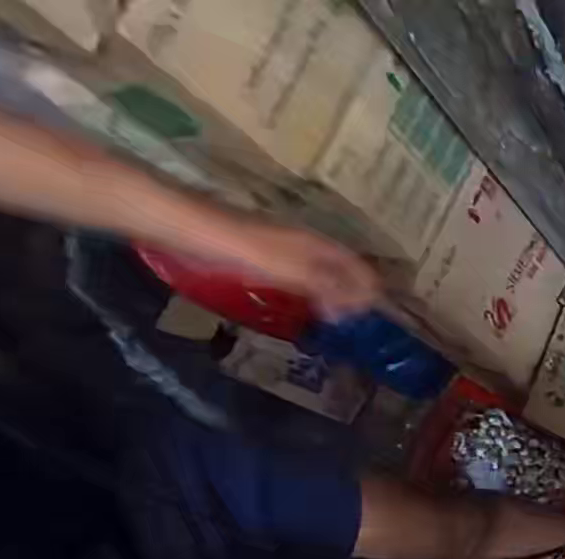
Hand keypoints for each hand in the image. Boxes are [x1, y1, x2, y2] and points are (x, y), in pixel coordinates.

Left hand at [216, 221, 381, 319]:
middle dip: (357, 296)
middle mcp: (307, 245)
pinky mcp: (264, 258)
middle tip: (362, 327)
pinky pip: (301, 280)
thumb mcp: (293, 271)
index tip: (381, 319)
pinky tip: (306, 311)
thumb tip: (360, 309)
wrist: (184, 226)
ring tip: (339, 324)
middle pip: (343, 272)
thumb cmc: (242, 248)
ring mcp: (285, 251)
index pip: (360, 268)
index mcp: (319, 246)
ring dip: (334, 298)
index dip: (374, 291)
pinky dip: (312, 296)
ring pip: (322, 276)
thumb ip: (329, 289)